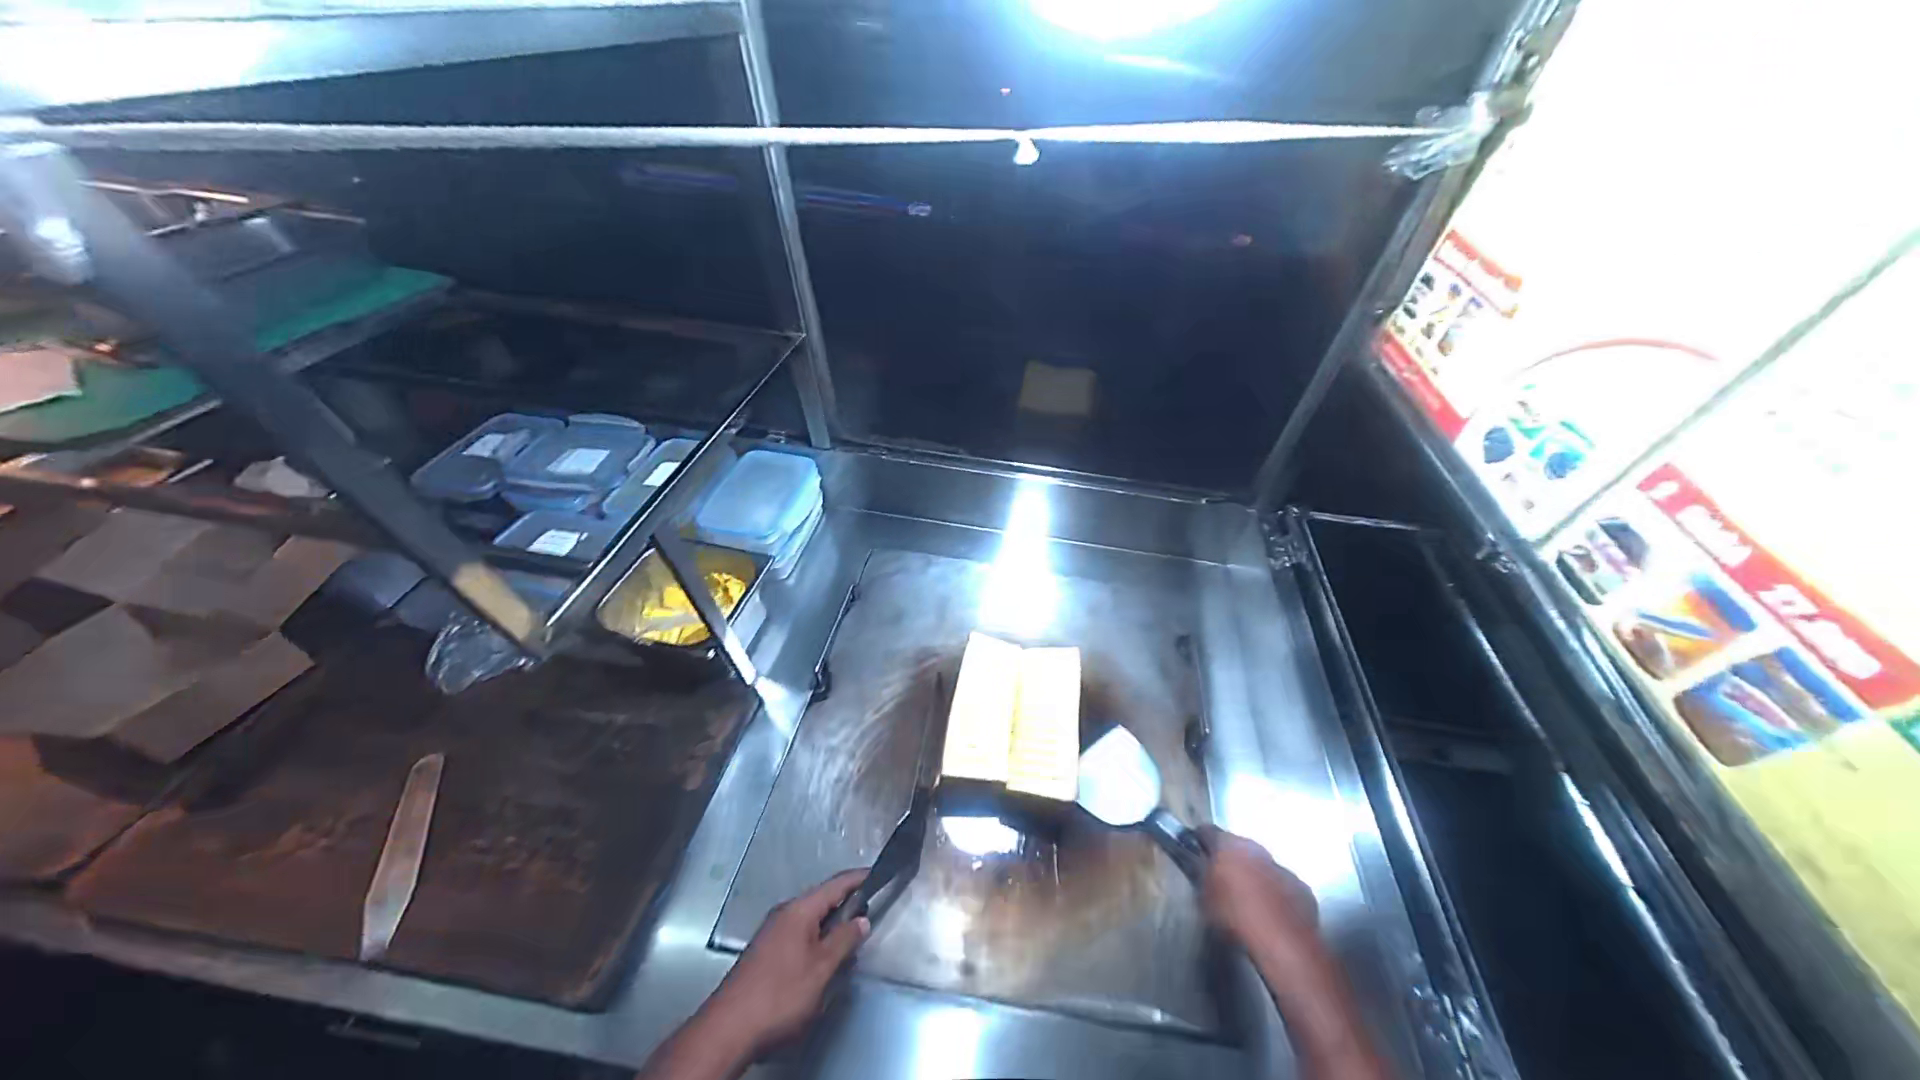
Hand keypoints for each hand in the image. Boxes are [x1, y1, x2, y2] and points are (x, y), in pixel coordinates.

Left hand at [639, 871, 870, 1079]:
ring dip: (831, 923)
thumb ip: (844, 940)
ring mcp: (771, 932)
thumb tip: (861, 919)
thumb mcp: (821, 969)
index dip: (858, 878)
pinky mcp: (765, 952)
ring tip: (851, 935)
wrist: (728, 1029)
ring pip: (809, 918)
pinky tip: (823, 956)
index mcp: (799, 910)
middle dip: (846, 902)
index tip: (876, 873)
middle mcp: (783, 914)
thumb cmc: (779, 995)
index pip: (835, 884)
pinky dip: (816, 937)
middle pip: (821, 899)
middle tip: (869, 909)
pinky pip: (799, 933)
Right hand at [1197, 826, 1320, 958]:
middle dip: (1230, 859)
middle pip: (1238, 846)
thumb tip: (1201, 867)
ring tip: (1248, 899)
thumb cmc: (1234, 915)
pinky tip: (1272, 913)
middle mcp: (1255, 848)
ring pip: (1263, 866)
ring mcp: (1282, 868)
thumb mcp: (1204, 897)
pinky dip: (1276, 894)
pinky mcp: (1302, 889)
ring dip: (1255, 876)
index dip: (1199, 840)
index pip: (1207, 831)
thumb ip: (1201, 875)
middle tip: (1222, 879)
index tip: (1194, 850)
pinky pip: (1283, 886)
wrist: (1282, 942)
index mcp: (1227, 844)